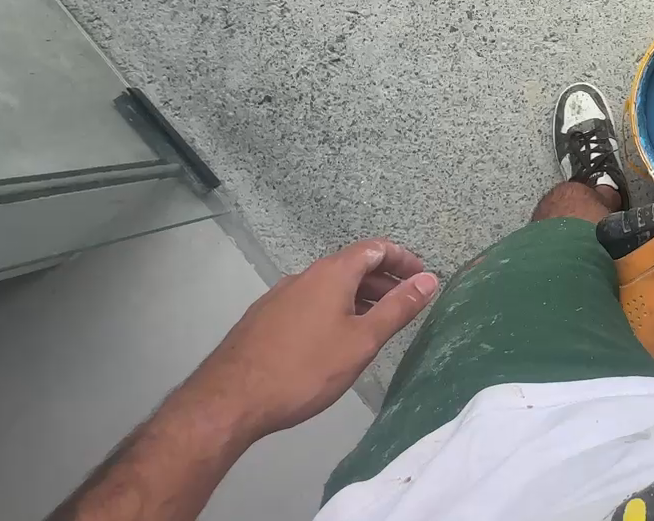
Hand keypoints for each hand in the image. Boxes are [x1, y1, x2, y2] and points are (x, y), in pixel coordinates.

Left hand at [179, 239, 439, 440]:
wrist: (224, 405)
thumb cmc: (304, 369)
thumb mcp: (363, 341)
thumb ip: (399, 308)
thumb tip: (429, 280)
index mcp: (332, 273)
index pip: (376, 248)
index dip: (403, 259)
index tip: (421, 278)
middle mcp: (305, 276)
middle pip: (352, 265)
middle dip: (382, 281)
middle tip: (402, 304)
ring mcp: (278, 297)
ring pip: (328, 286)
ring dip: (356, 297)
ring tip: (371, 326)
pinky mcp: (260, 320)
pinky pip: (307, 303)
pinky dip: (330, 310)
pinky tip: (329, 342)